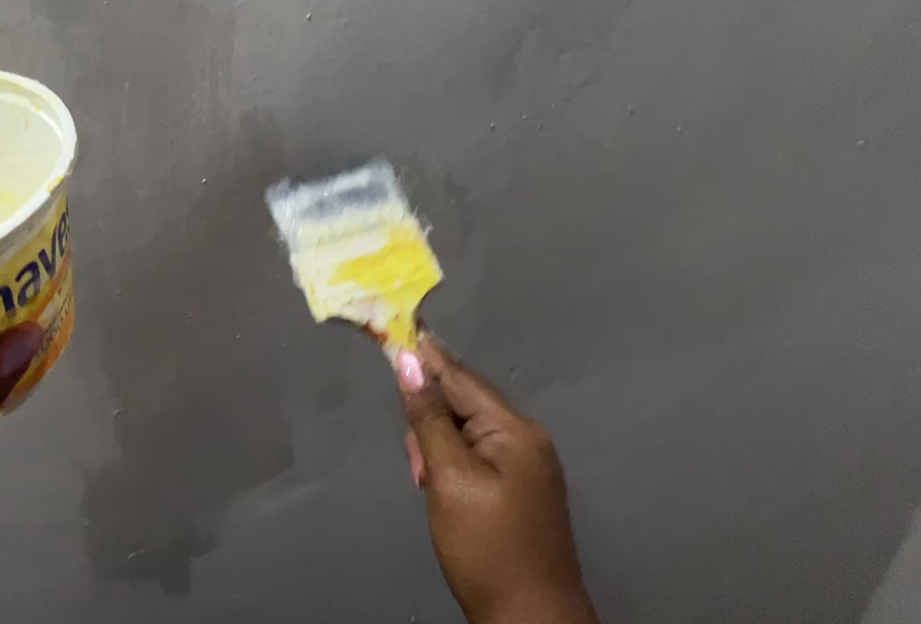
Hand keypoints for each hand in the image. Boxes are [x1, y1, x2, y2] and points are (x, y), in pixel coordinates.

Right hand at [396, 339, 597, 623]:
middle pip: (462, 399)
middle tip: (415, 460)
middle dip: (428, 415)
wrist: (530, 623)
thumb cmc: (486, 547)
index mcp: (515, 429)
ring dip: (436, 441)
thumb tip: (407, 360)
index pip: (458, 376)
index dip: (423, 355)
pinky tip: (439, 484)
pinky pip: (475, 450)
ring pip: (465, 427)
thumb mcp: (449, 478)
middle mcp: (525, 437)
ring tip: (426, 480)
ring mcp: (525, 463)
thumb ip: (427, 417)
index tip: (389, 326)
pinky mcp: (517, 485)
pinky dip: (449, 458)